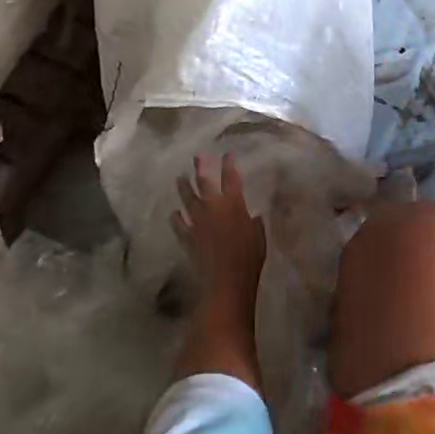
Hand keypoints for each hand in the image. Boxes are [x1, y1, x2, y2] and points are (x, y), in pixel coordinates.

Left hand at [173, 153, 267, 323]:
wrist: (226, 279)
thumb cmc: (250, 256)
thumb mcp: (259, 236)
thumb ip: (255, 223)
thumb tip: (253, 216)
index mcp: (234, 205)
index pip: (232, 179)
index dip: (229, 166)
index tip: (227, 154)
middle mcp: (213, 208)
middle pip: (204, 183)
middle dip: (201, 168)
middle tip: (197, 157)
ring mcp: (197, 221)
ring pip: (188, 199)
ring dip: (184, 187)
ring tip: (180, 178)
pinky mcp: (187, 237)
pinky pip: (178, 223)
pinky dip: (176, 217)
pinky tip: (174, 213)